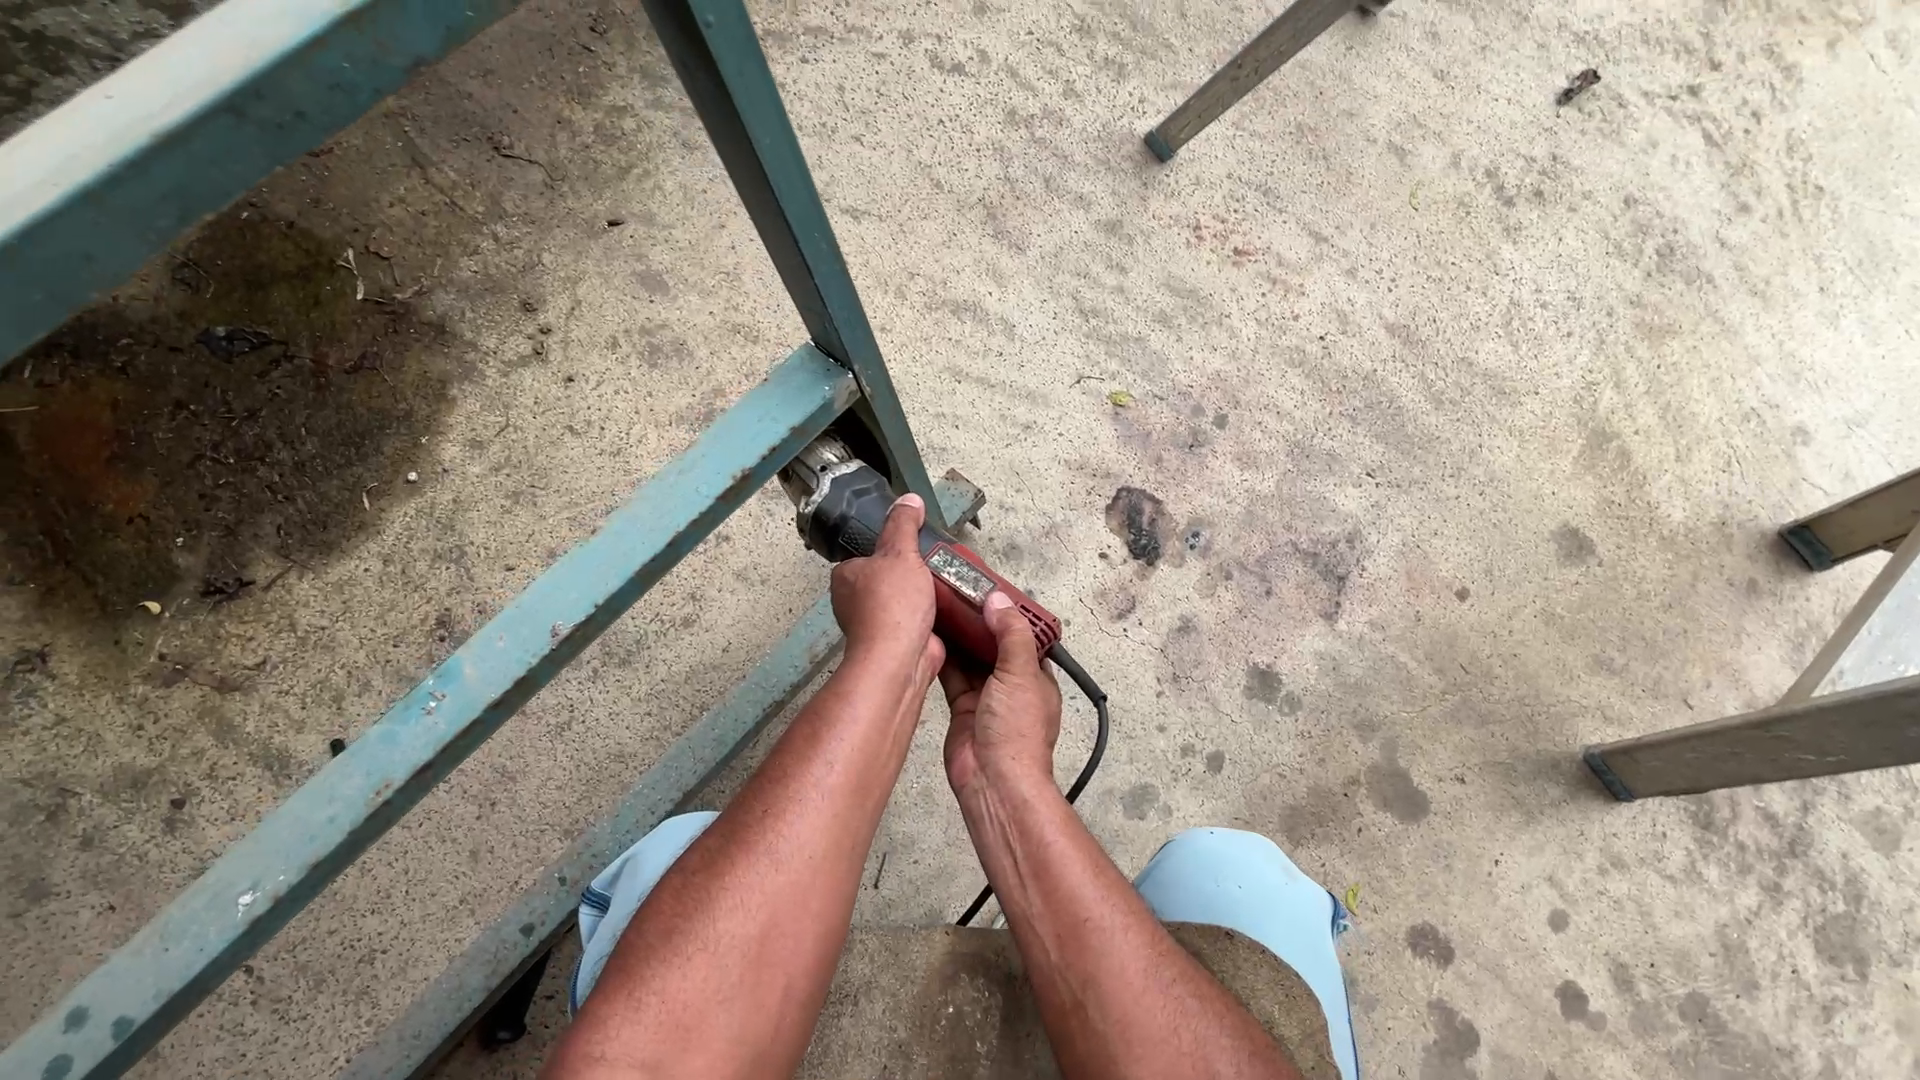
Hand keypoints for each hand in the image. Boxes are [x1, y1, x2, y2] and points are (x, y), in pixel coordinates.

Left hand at [830, 493, 944, 683]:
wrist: (902, 657)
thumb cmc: (890, 608)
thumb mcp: (900, 552)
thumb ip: (903, 524)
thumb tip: (908, 501)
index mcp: (846, 576)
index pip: (867, 553)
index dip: (891, 548)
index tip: (911, 545)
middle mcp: (856, 602)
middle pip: (888, 577)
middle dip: (911, 574)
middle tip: (932, 564)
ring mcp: (878, 624)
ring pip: (905, 601)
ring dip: (924, 597)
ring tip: (943, 585)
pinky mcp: (900, 642)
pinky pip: (919, 621)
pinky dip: (933, 617)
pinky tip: (947, 609)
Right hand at [939, 592, 1061, 795]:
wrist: (993, 781)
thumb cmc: (1017, 731)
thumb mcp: (1021, 674)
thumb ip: (1011, 635)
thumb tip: (998, 601)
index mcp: (1036, 676)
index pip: (1023, 636)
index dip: (1007, 613)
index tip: (987, 589)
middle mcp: (1011, 684)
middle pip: (993, 644)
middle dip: (978, 622)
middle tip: (957, 592)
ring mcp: (985, 696)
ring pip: (970, 657)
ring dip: (958, 636)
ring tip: (940, 605)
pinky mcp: (961, 706)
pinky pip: (952, 674)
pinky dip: (943, 656)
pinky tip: (929, 634)